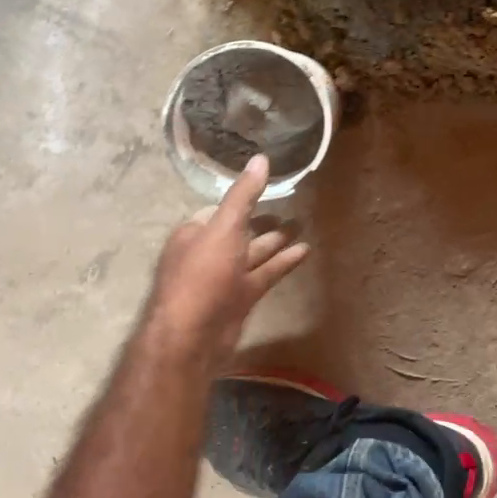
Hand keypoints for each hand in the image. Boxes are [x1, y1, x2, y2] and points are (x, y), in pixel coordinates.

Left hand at [140, 155, 309, 374]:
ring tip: (302, 224)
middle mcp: (207, 253)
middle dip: (260, 218)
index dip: (242, 197)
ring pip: (253, 253)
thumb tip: (261, 158)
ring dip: (275, 240)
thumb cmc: (202, 276)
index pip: (219, 209)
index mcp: (194, 234)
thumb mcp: (225, 228)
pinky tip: (305, 250)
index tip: (267, 185)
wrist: (191, 339)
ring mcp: (224, 278)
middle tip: (290, 202)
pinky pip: (265, 274)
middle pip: (239, 230)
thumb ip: (244, 195)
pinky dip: (283, 262)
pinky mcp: (240, 298)